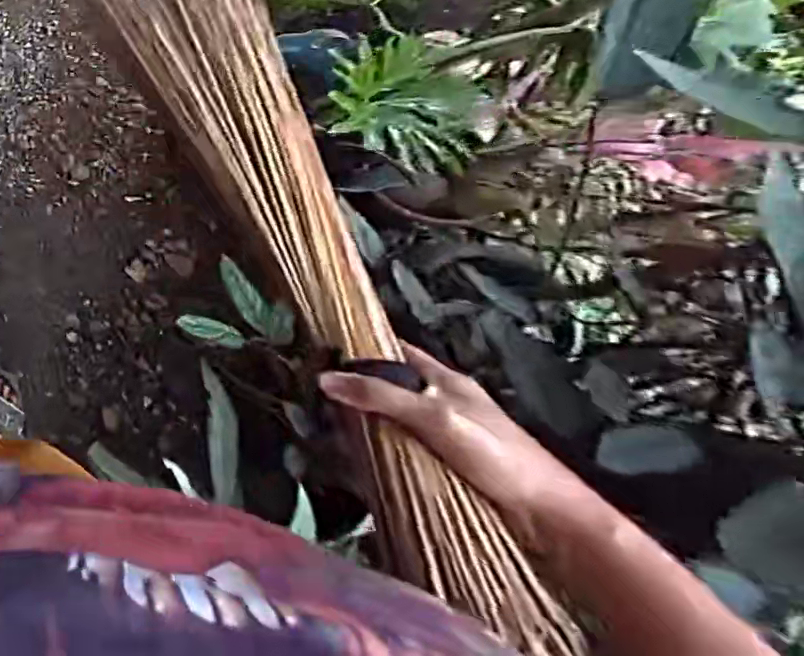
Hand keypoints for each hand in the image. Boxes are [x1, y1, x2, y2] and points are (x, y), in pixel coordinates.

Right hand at [319, 343, 600, 547]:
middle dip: (351, 385)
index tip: (318, 346)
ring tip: (323, 421)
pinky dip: (374, 444)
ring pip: (388, 414)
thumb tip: (324, 379)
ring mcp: (441, 432)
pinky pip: (396, 443)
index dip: (355, 343)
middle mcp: (440, 400)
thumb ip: (380, 396)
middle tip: (312, 388)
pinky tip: (355, 451)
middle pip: (384, 382)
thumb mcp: (435, 417)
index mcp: (443, 379)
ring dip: (361, 419)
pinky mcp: (442, 461)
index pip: (389, 347)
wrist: (554, 523)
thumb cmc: (501, 458)